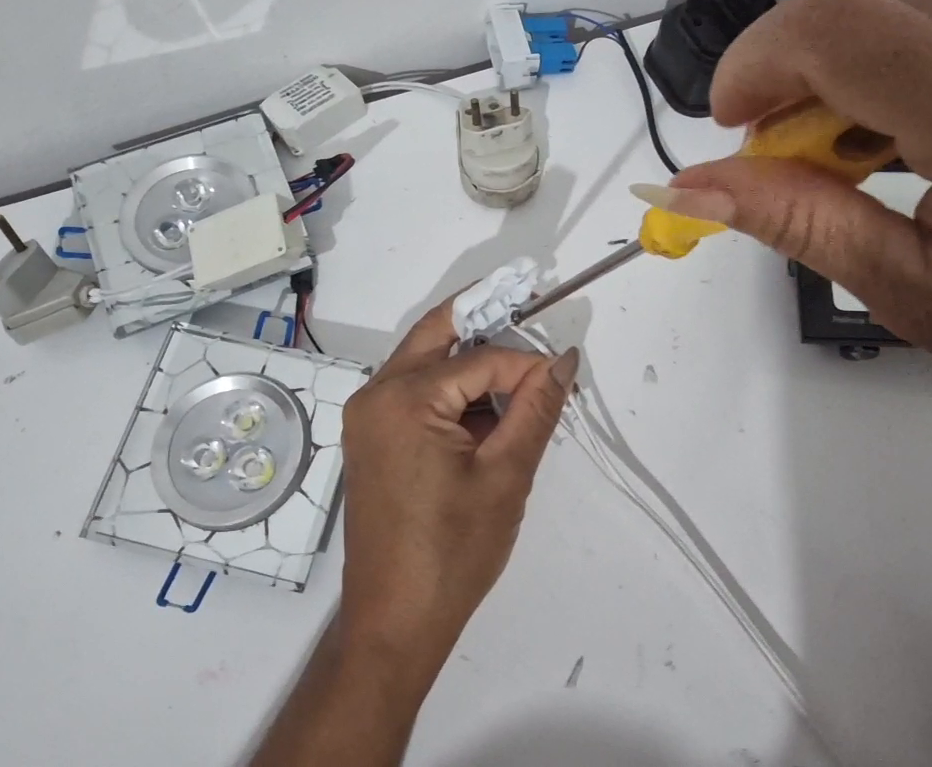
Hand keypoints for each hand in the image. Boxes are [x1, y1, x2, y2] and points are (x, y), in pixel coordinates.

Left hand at [337, 298, 579, 664]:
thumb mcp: (505, 475)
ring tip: (521, 383)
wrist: (394, 621)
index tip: (563, 379)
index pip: (480, 357)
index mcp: (403, 398)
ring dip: (472, 362)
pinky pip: (416, 395)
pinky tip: (490, 415)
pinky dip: (454, 393)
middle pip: (438, 335)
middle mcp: (375, 394)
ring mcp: (368, 417)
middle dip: (487, 321)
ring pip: (427, 364)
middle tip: (532, 311)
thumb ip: (536, 409)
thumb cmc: (453, 551)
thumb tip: (563, 359)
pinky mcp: (373, 439)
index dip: (527, 364)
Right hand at [638, 0, 931, 505]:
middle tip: (782, 166)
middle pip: (859, 10)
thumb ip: (799, 222)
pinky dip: (893, 80)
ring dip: (839, 80)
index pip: (835, 27)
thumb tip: (687, 184)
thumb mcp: (916, 300)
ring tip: (845, 168)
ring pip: (899, 16)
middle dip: (788, 77)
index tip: (733, 134)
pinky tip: (904, 148)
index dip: (753, 63)